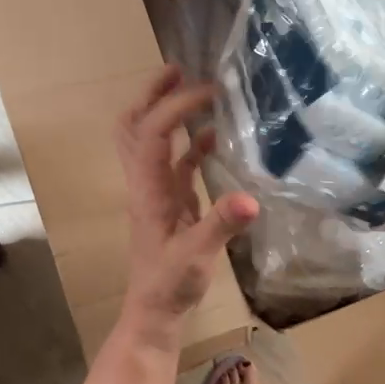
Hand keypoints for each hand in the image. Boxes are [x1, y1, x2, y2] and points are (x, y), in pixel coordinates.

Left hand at [114, 66, 258, 340]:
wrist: (155, 313)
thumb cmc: (170, 286)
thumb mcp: (197, 256)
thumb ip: (221, 225)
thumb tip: (251, 198)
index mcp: (148, 190)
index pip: (153, 132)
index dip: (175, 106)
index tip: (207, 91)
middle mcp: (146, 183)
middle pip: (133, 126)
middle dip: (151, 94)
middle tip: (178, 70)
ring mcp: (156, 193)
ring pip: (150, 141)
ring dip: (168, 113)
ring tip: (198, 93)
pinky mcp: (171, 205)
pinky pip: (175, 163)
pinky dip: (190, 144)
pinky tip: (214, 139)